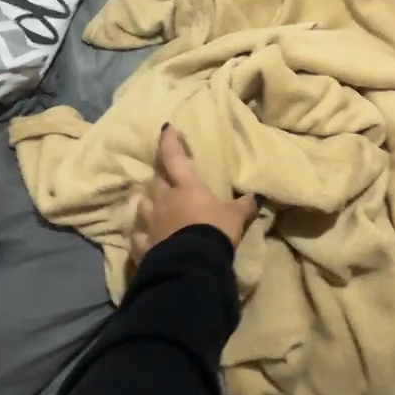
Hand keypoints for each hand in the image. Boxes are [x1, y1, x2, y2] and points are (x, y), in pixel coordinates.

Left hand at [129, 124, 258, 261]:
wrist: (193, 265)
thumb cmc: (214, 231)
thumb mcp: (235, 217)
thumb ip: (244, 206)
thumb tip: (256, 196)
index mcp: (186, 187)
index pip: (174, 158)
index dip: (170, 141)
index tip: (166, 128)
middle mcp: (164, 200)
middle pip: (156, 180)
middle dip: (160, 174)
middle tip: (163, 171)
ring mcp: (151, 223)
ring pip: (143, 205)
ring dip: (147, 201)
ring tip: (150, 202)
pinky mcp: (143, 246)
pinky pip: (138, 236)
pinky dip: (140, 234)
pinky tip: (141, 235)